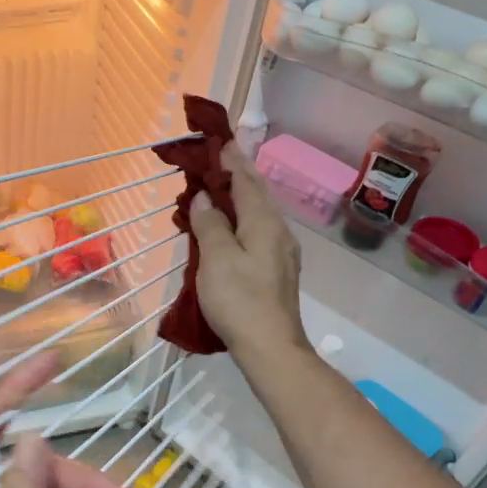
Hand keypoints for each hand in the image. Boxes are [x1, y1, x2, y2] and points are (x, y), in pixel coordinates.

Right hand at [190, 142, 309, 361]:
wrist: (270, 347)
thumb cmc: (240, 300)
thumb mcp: (216, 258)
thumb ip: (210, 223)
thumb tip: (205, 196)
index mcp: (264, 222)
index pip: (246, 180)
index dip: (230, 160)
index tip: (216, 140)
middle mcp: (278, 231)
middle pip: (257, 193)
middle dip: (236, 173)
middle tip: (216, 158)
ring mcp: (280, 252)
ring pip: (258, 213)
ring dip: (238, 196)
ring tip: (217, 187)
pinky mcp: (276, 270)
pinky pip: (257, 231)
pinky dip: (240, 219)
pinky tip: (228, 225)